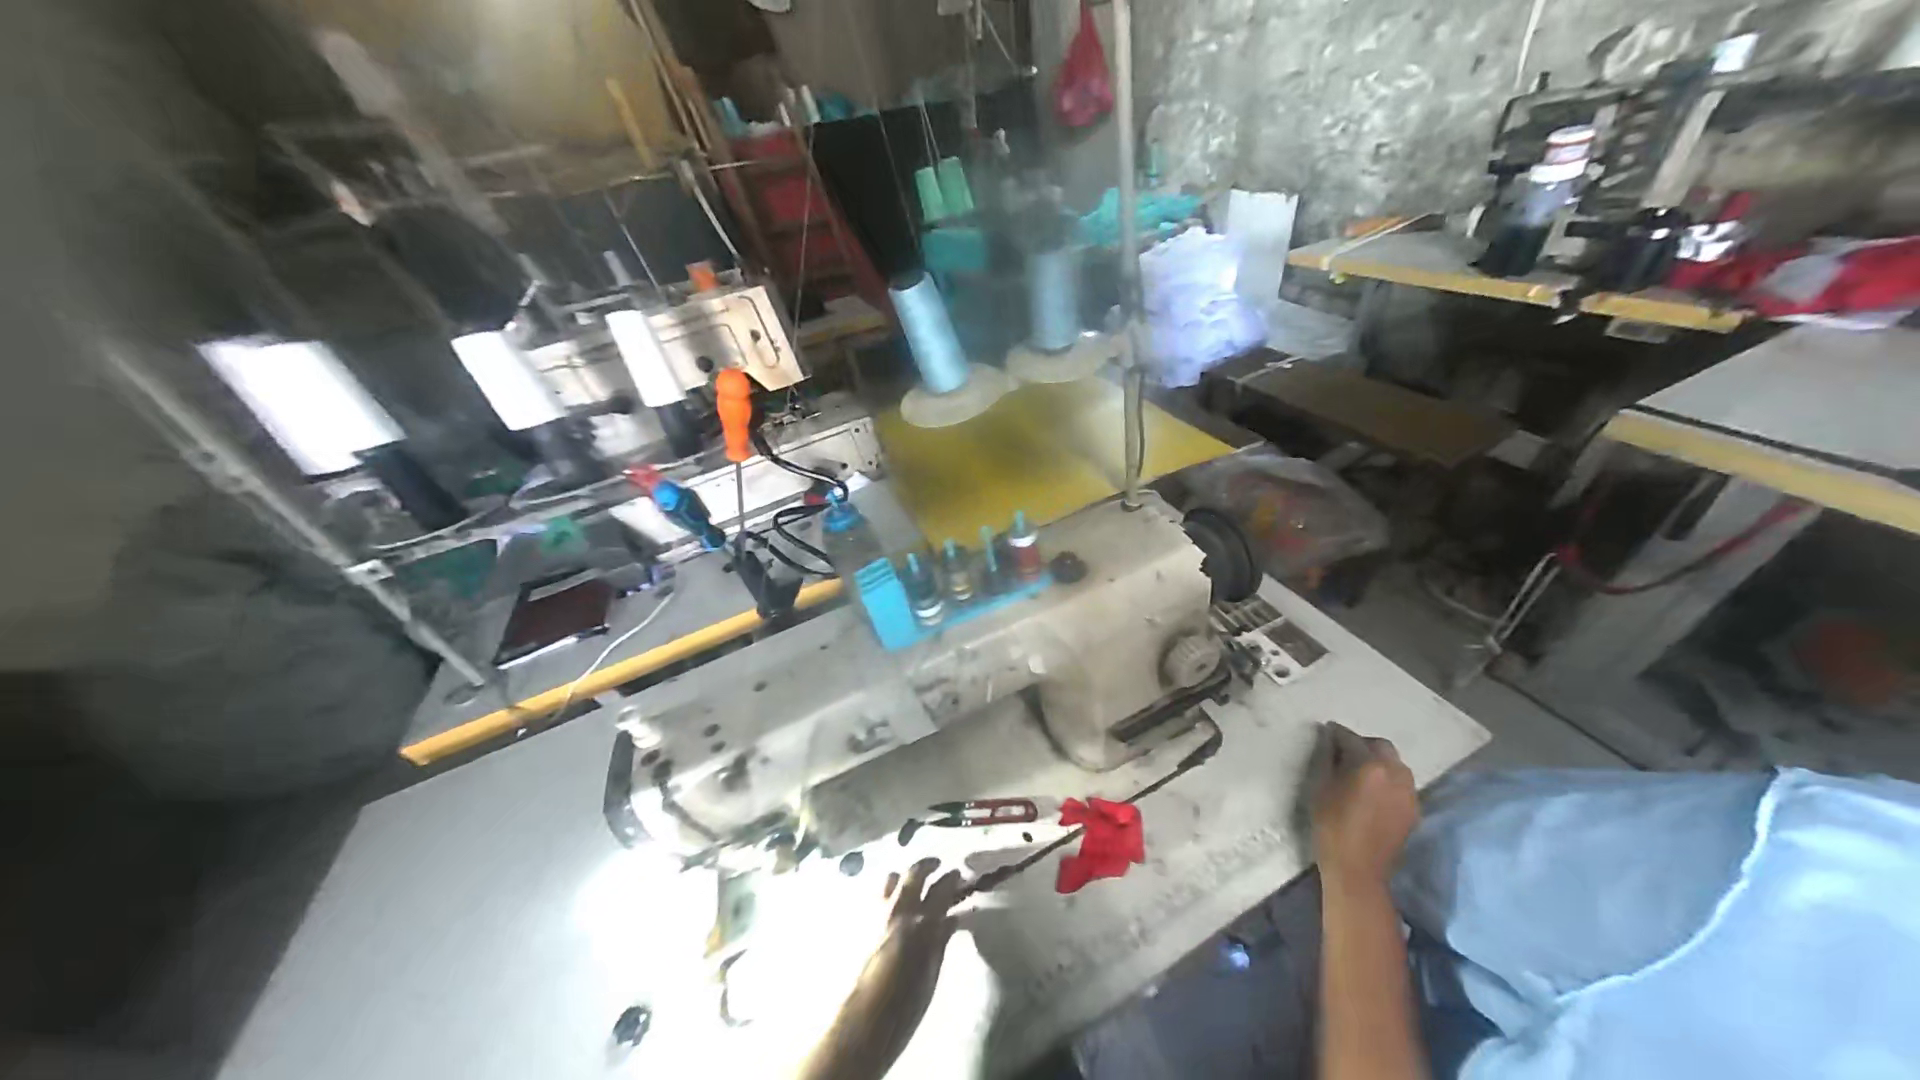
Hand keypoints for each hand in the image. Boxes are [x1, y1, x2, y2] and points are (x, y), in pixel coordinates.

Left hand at [864, 857, 964, 1015]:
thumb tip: (951, 918)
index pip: (941, 889)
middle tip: (937, 865)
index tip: (957, 874)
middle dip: (927, 865)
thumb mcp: (932, 973)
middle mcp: (898, 911)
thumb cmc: (906, 1007)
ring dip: (903, 877)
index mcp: (922, 924)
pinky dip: (887, 894)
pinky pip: (876, 896)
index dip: (951, 879)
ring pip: (890, 880)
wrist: (863, 1024)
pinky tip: (892, 907)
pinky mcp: (859, 924)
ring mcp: (876, 915)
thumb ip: (940, 940)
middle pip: (913, 873)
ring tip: (911, 884)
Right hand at [1309, 722, 1418, 892]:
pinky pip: (1402, 782)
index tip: (1327, 732)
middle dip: (1362, 743)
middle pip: (1381, 745)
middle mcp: (1396, 774)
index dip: (1337, 733)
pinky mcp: (1414, 809)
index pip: (1352, 738)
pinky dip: (1388, 778)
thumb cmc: (1331, 826)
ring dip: (1378, 760)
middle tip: (1343, 751)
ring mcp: (1409, 792)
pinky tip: (1373, 790)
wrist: (1358, 869)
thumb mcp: (1321, 787)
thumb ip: (1327, 758)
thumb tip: (1330, 740)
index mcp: (1370, 766)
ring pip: (1395, 763)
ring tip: (1359, 770)